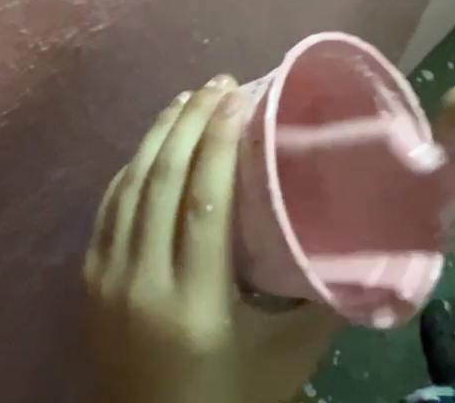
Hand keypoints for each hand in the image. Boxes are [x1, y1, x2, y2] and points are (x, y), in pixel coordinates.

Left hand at [86, 77, 343, 402]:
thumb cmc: (227, 399)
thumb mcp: (285, 361)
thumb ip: (321, 303)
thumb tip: (364, 249)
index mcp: (196, 302)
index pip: (204, 199)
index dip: (219, 140)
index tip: (239, 96)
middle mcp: (143, 280)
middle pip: (163, 180)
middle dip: (191, 122)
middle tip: (218, 84)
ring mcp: (108, 276)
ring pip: (131, 184)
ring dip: (160, 134)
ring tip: (187, 98)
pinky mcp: (89, 276)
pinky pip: (109, 205)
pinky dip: (133, 165)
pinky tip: (153, 143)